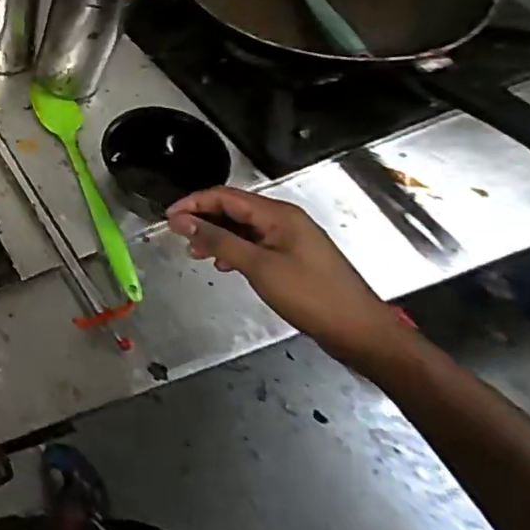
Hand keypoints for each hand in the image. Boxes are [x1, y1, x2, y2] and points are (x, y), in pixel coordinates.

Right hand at [167, 186, 409, 366]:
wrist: (361, 333)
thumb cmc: (311, 296)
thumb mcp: (258, 266)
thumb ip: (218, 240)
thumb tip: (183, 221)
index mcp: (278, 215)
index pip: (225, 196)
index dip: (193, 203)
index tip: (168, 218)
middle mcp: (284, 220)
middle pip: (232, 209)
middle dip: (202, 219)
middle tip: (178, 236)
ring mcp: (289, 238)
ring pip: (241, 227)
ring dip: (215, 236)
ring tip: (196, 253)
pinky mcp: (291, 256)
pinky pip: (253, 243)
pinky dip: (232, 249)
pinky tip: (222, 264)